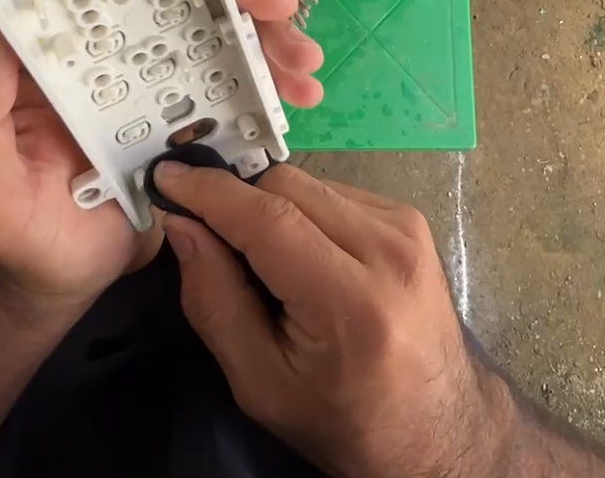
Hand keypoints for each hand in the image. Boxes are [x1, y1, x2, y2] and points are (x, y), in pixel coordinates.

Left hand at [0, 0, 325, 301]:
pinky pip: (233, 87)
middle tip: (286, 17)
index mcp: (61, 56)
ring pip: (217, 39)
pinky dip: (269, 84)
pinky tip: (299, 97)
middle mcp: (110, 55)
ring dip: (266, 40)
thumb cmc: (16, 234)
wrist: (66, 282)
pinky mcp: (186, 116)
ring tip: (305, 68)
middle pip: (182, 2)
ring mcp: (153, 84)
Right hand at [154, 162, 511, 477]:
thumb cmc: (343, 418)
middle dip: (239, 200)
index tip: (167, 176)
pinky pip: (336, 190)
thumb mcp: (261, 383)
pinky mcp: (411, 218)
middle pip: (287, 185)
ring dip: (274, 205)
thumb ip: (215, 300)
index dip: (210, 192)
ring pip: (310, 180)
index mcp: (352, 303)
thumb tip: (182, 226)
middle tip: (214, 235)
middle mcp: (388, 250)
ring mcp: (406, 228)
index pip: (268, 220)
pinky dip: (307, 210)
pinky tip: (309, 254)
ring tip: (271, 260)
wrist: (437, 427)